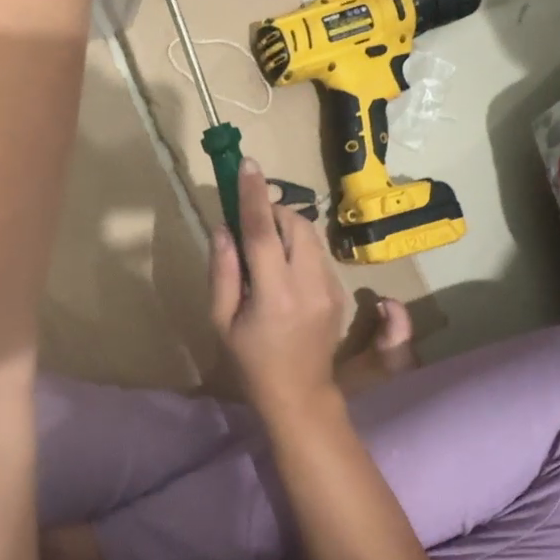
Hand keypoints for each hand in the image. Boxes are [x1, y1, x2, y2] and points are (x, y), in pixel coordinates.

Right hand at [210, 160, 347, 417]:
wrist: (299, 395)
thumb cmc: (250, 362)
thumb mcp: (222, 321)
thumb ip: (222, 271)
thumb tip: (224, 228)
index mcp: (274, 295)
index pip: (264, 232)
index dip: (253, 196)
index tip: (247, 165)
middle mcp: (308, 285)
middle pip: (295, 224)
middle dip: (273, 211)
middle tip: (250, 218)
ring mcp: (329, 289)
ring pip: (310, 236)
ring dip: (287, 228)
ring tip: (264, 244)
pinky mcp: (337, 293)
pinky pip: (316, 255)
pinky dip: (297, 248)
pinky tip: (280, 269)